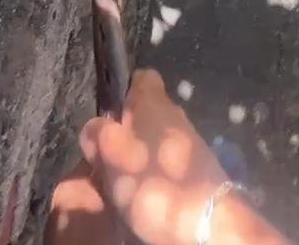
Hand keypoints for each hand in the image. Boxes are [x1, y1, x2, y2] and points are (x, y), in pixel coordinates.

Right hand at [75, 70, 231, 244]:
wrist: (204, 220)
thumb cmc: (153, 179)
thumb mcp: (113, 154)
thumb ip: (99, 134)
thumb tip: (93, 126)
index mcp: (154, 101)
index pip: (141, 77)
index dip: (123, 90)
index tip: (107, 114)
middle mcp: (174, 114)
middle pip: (145, 113)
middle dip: (126, 130)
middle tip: (104, 157)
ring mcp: (188, 143)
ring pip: (154, 140)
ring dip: (138, 156)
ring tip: (118, 183)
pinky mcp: (195, 170)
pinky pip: (165, 163)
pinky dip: (153, 174)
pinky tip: (141, 194)